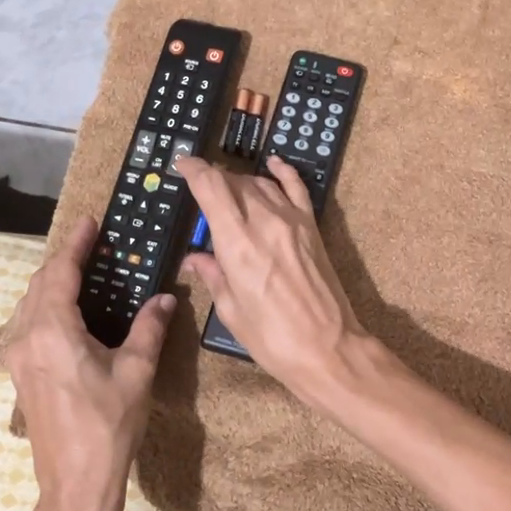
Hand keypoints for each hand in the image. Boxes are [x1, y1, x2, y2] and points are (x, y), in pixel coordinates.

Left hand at [0, 217, 173, 510]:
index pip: (59, 273)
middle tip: (92, 246)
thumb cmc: (108, 426)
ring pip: (30, 307)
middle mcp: (27, 340)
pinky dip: (47, 308)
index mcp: (52, 332)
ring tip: (84, 274)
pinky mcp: (22, 377)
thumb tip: (164, 299)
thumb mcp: (136, 373)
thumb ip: (148, 329)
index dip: (74, 245)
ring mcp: (19, 360)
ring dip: (52, 284)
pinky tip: (72, 314)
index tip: (90, 222)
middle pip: (38, 286)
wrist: (75, 484)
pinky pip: (29, 326)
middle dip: (63, 261)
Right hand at [176, 156, 372, 397]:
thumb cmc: (272, 338)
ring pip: (260, 183)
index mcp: (237, 243)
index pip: (211, 186)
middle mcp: (264, 222)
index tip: (182, 164)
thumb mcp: (231, 310)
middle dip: (213, 179)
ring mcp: (292, 221)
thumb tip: (195, 258)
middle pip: (233, 181)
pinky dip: (283, 172)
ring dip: (240, 182)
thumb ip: (213, 276)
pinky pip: (296, 188)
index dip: (193, 169)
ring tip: (228, 192)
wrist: (328, 347)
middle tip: (201, 189)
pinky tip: (273, 164)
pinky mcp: (312, 227)